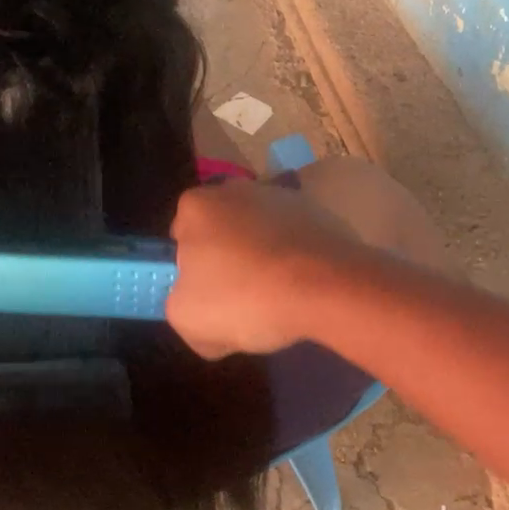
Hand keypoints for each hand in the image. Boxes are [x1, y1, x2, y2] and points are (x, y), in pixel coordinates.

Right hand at [166, 178, 368, 357]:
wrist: (328, 287)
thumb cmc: (246, 298)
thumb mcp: (188, 321)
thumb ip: (181, 306)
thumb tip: (198, 306)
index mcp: (197, 205)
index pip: (181, 234)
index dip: (190, 267)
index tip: (206, 294)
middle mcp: (236, 188)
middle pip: (223, 229)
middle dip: (228, 257)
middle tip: (240, 298)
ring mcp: (282, 195)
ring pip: (261, 232)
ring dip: (264, 256)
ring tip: (278, 297)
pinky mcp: (319, 210)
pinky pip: (295, 238)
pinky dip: (296, 258)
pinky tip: (304, 287)